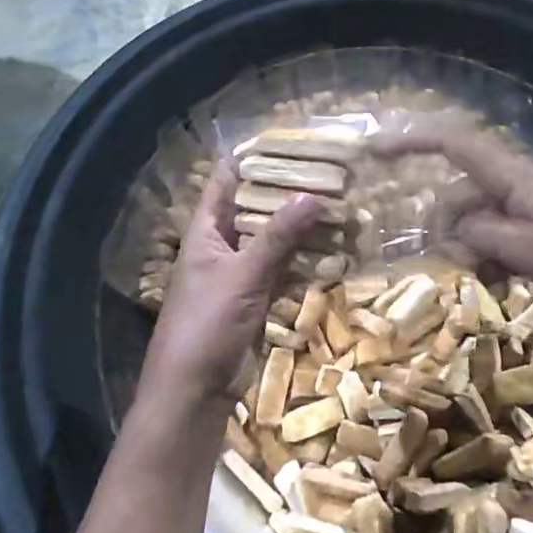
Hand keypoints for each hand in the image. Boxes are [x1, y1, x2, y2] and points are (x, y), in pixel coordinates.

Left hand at [142, 167, 320, 408]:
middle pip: (254, 209)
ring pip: (272, 240)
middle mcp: (221, 246)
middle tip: (327, 172)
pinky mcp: (256, 298)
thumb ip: (278, 237)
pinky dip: (304, 260)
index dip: (250, 159)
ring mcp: (240, 274)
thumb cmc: (208, 324)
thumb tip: (312, 195)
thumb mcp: (244, 275)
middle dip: (286, 192)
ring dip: (299, 227)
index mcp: (205, 232)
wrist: (195, 391)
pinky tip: (333, 249)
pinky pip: (282, 270)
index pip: (225, 182)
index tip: (287, 141)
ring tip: (338, 204)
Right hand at [373, 131, 532, 314]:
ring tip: (492, 280)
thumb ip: (481, 235)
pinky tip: (507, 282)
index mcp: (513, 177)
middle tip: (462, 268)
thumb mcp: (527, 251)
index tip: (377, 151)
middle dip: (451, 230)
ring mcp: (530, 206)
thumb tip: (454, 228)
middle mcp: (517, 185)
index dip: (413, 141)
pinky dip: (494, 256)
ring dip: (474, 250)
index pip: (455, 145)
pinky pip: (500, 235)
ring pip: (479, 220)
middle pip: (462, 196)